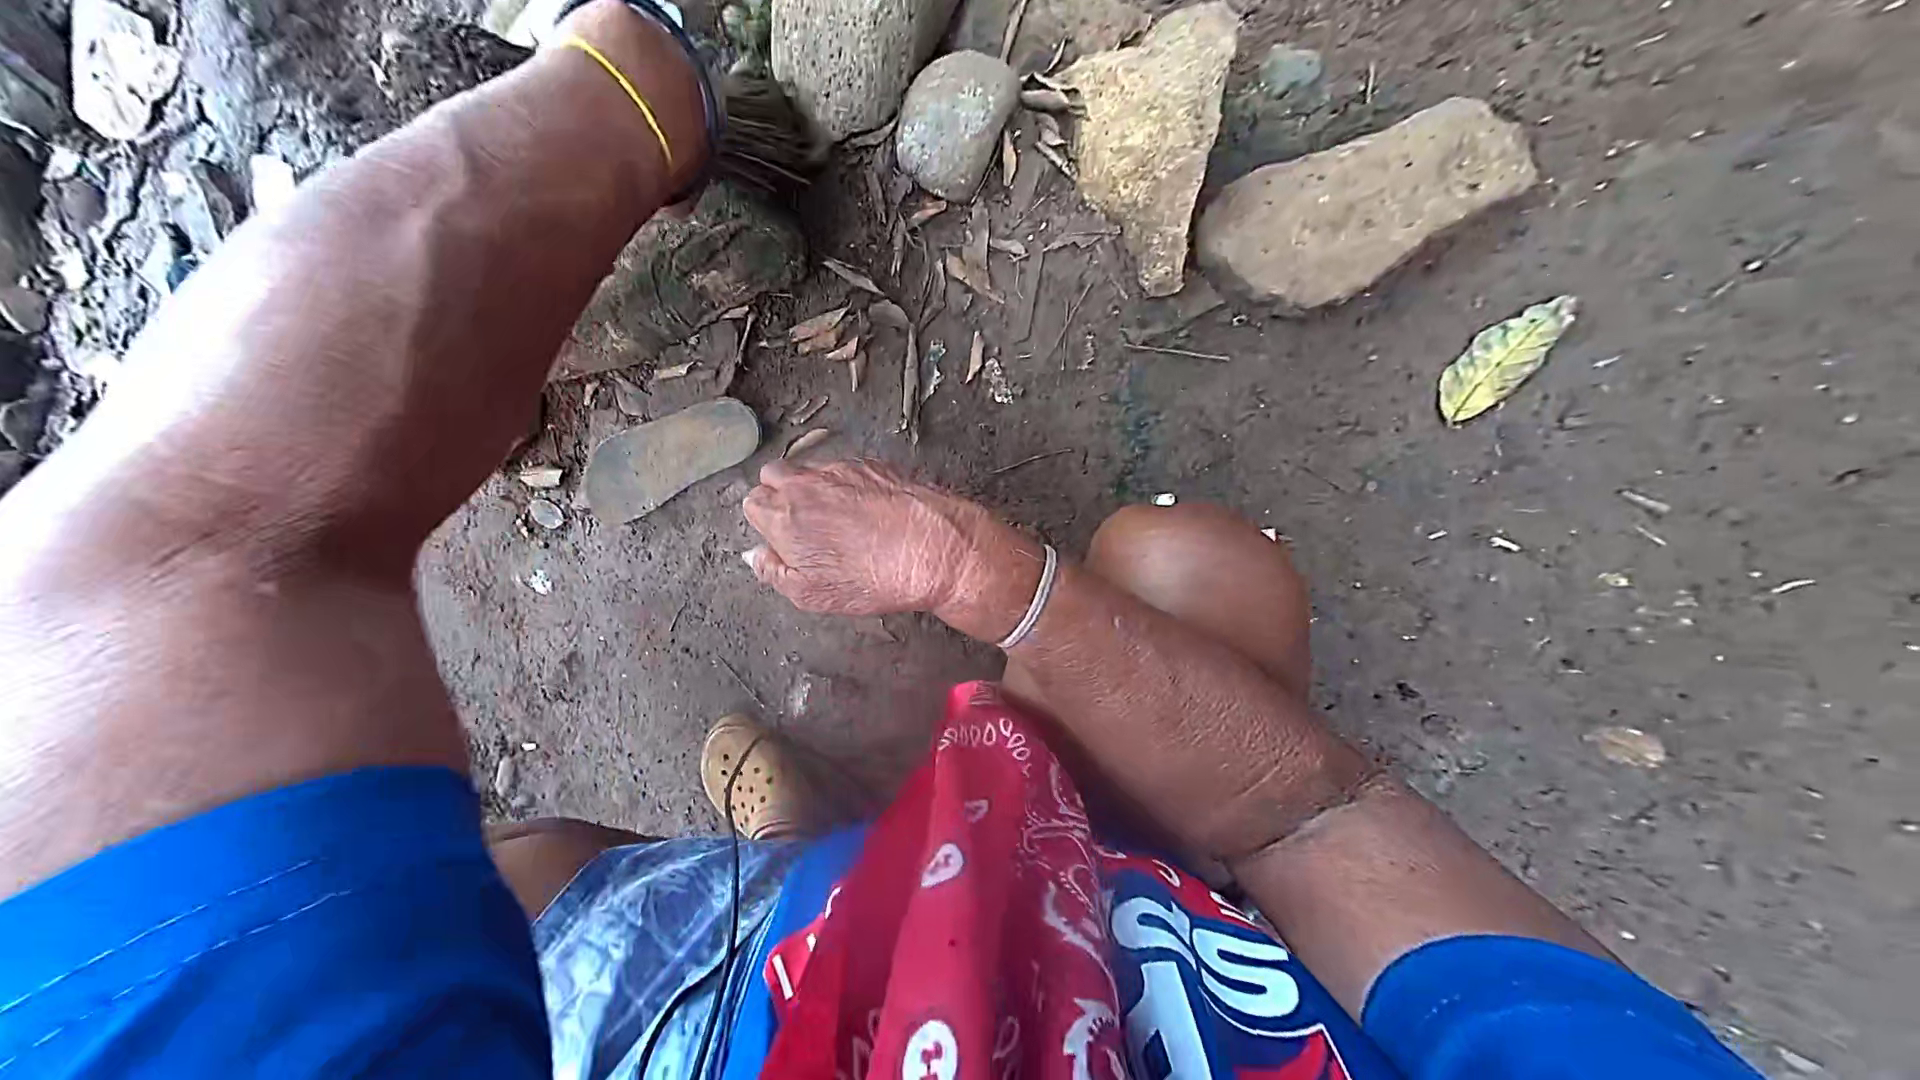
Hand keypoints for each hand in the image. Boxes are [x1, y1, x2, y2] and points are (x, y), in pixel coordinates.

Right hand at [741, 459, 1037, 626]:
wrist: (936, 551)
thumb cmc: (874, 578)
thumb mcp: (811, 595)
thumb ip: (773, 572)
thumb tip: (755, 555)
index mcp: (784, 514)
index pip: (752, 502)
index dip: (767, 522)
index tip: (784, 540)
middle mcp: (807, 483)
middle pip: (774, 475)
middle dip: (783, 496)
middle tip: (807, 526)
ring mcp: (842, 469)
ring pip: (811, 469)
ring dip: (816, 489)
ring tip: (842, 521)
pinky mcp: (873, 464)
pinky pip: (846, 469)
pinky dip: (849, 484)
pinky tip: (869, 511)